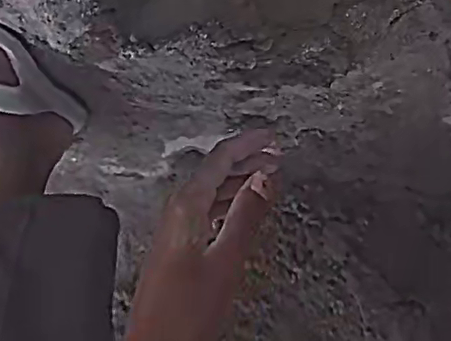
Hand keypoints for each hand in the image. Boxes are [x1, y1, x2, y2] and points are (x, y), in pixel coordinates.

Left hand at [125, 131, 281, 340]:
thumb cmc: (183, 314)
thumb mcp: (225, 261)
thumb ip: (246, 215)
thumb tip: (264, 178)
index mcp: (187, 204)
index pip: (222, 156)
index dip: (249, 142)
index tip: (271, 136)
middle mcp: (178, 208)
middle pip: (216, 169)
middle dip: (248, 157)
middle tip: (275, 154)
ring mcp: (175, 225)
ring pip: (212, 187)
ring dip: (240, 178)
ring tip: (266, 176)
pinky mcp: (177, 243)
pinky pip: (207, 205)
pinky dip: (229, 199)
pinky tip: (241, 207)